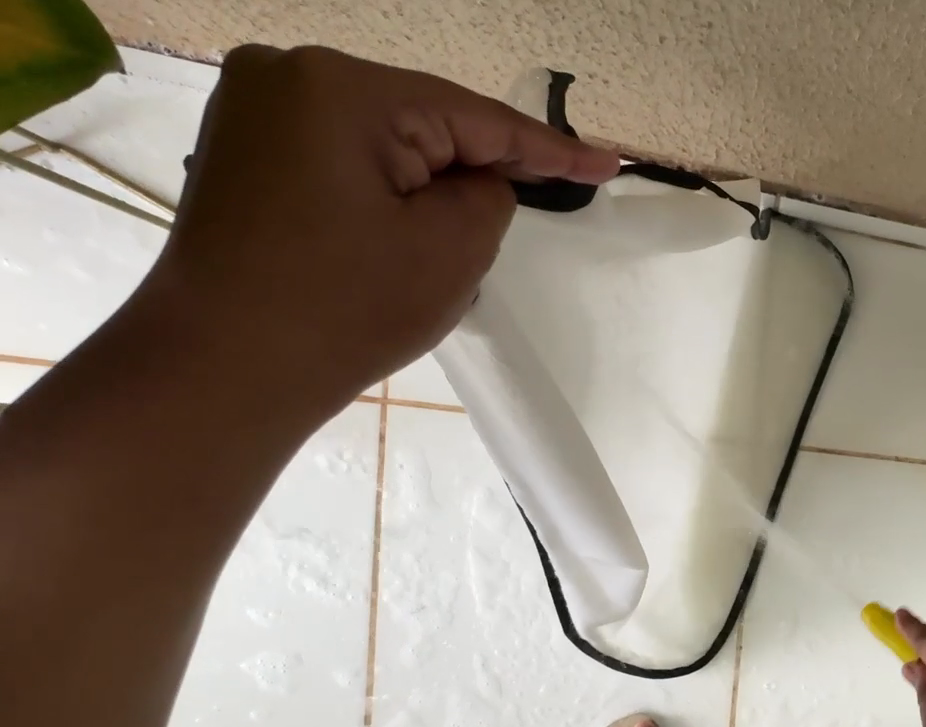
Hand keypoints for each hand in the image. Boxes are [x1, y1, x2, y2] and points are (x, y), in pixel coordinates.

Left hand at [145, 45, 618, 410]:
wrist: (230, 363)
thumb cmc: (349, 304)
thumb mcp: (454, 247)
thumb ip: (490, 195)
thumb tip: (479, 182)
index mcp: (341, 89)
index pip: (475, 117)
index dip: (550, 148)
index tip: (609, 162)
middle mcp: (288, 77)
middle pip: (428, 121)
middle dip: (489, 163)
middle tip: (561, 188)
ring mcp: (258, 113)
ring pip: (392, 141)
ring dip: (441, 181)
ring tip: (482, 223)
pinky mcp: (249, 153)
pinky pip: (353, 158)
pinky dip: (398, 188)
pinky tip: (421, 222)